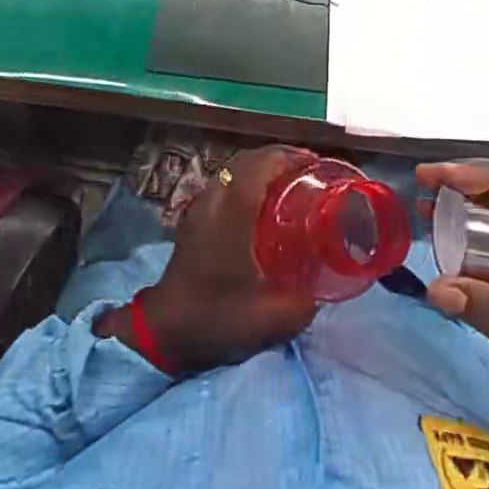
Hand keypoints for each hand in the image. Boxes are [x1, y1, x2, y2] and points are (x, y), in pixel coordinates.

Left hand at [100, 146, 316, 373]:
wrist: (165, 330)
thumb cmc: (216, 318)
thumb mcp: (272, 318)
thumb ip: (305, 302)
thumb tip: (324, 287)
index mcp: (230, 215)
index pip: (258, 166)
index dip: (288, 157)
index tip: (317, 164)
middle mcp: (212, 203)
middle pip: (245, 162)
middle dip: (278, 158)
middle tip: (310, 171)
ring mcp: (199, 209)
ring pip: (232, 172)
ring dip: (261, 169)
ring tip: (292, 183)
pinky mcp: (194, 221)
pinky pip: (224, 187)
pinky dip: (247, 183)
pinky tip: (265, 205)